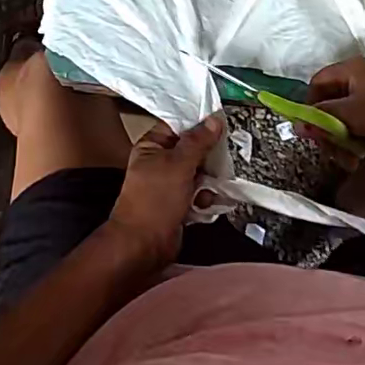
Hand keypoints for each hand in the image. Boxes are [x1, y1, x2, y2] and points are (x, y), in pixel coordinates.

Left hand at [104, 114, 225, 267]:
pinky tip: (204, 204)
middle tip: (219, 161)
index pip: (179, 125)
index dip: (199, 124)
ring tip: (208, 188)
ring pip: (198, 172)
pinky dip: (203, 197)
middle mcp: (160, 161)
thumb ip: (198, 141)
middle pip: (192, 149)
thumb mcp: (178, 164)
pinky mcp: (179, 202)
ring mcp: (170, 183)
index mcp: (153, 144)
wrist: (143, 245)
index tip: (221, 124)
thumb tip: (214, 119)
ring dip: (207, 180)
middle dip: (207, 157)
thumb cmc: (154, 200)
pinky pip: (198, 192)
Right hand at [307, 57, 364, 167]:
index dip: (312, 107)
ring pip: (353, 116)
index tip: (315, 133)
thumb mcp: (353, 116)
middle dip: (333, 128)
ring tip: (361, 156)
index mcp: (355, 67)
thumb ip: (322, 118)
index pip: (318, 82)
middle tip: (339, 152)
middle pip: (334, 100)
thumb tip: (297, 124)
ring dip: (351, 138)